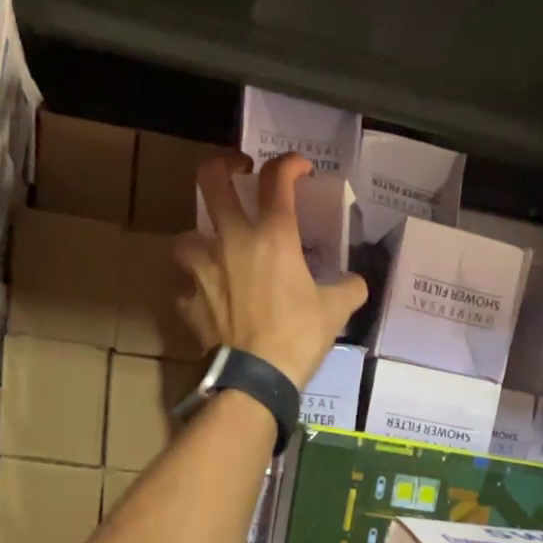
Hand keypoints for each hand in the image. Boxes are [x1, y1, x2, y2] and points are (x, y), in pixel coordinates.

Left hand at [174, 152, 368, 389]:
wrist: (255, 378)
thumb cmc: (298, 336)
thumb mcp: (336, 311)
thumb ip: (348, 288)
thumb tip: (356, 283)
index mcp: (273, 235)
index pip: (277, 178)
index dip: (289, 164)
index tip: (299, 168)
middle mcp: (232, 241)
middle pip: (211, 180)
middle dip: (221, 167)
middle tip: (234, 173)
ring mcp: (204, 269)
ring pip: (187, 236)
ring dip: (199, 240)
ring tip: (213, 251)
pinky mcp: (189, 302)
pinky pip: (187, 289)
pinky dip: (196, 292)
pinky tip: (209, 302)